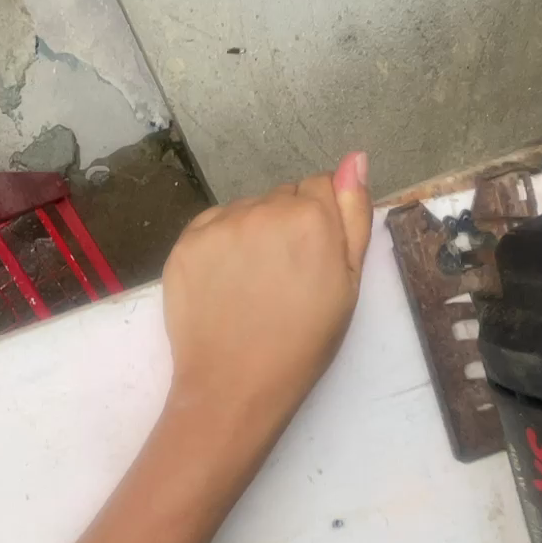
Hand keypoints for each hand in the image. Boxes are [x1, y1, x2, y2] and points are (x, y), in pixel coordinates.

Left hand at [161, 153, 372, 432]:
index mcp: (310, 218)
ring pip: (245, 210)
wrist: (234, 384)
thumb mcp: (348, 285)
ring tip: (252, 284)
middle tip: (283, 277)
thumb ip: (353, 215)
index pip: (321, 187)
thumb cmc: (302, 343)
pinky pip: (211, 225)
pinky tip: (225, 282)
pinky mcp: (185, 243)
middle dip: (287, 225)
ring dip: (252, 233)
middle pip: (281, 197)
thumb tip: (356, 158)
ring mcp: (218, 225)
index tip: (313, 259)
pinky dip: (219, 244)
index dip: (321, 223)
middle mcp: (262, 210)